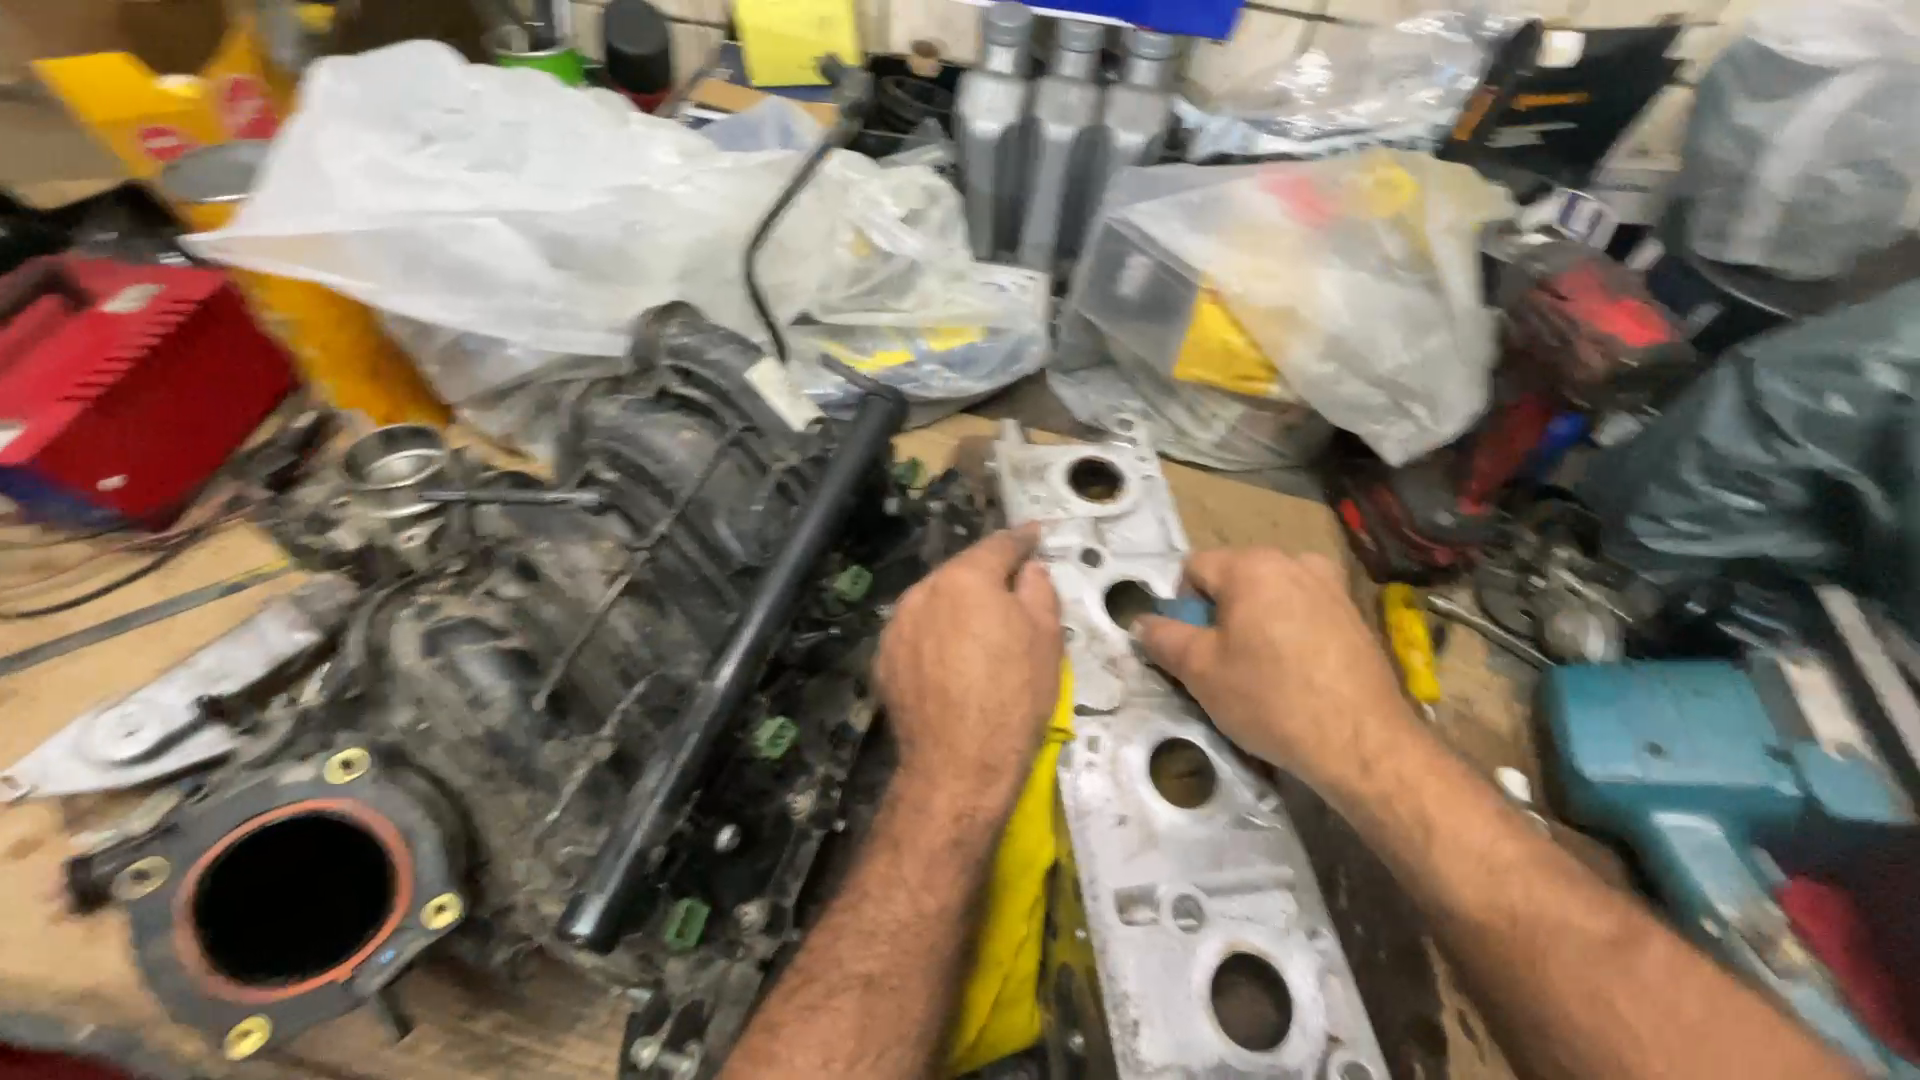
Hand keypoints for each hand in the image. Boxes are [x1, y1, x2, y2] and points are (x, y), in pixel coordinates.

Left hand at [873, 526, 1062, 816]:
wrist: (959, 765)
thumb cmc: (1013, 698)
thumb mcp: (1046, 640)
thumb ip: (1039, 591)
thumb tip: (1028, 570)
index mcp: (966, 579)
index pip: (999, 545)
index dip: (1022, 539)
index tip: (1035, 534)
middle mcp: (923, 592)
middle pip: (961, 573)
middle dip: (987, 577)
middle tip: (1013, 590)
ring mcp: (897, 626)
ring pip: (934, 602)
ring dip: (957, 606)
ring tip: (980, 631)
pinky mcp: (883, 659)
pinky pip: (917, 634)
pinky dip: (935, 636)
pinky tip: (951, 662)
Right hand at [1133, 549, 1416, 794]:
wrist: (1362, 742)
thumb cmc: (1270, 699)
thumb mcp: (1199, 671)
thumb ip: (1163, 638)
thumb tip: (1141, 622)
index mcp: (1252, 566)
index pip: (1194, 568)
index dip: (1182, 608)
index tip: (1193, 649)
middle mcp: (1294, 562)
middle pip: (1235, 579)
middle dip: (1221, 614)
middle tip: (1224, 664)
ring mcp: (1331, 586)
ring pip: (1271, 595)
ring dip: (1256, 622)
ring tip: (1263, 670)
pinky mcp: (1355, 615)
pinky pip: (1305, 611)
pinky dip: (1291, 632)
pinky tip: (1298, 674)